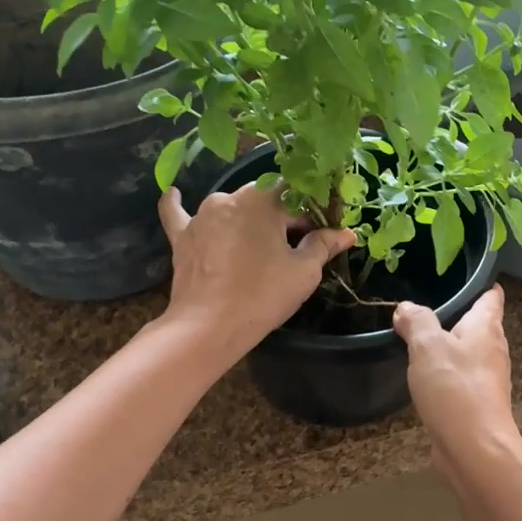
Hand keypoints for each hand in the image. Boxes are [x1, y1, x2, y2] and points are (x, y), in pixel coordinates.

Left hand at [157, 182, 355, 351]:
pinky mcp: (182, 236)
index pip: (297, 195)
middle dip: (282, 215)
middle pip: (265, 198)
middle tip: (295, 243)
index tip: (321, 233)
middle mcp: (230, 197)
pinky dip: (178, 204)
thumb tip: (346, 233)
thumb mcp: (304, 271)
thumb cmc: (263, 295)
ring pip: (232, 206)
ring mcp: (202, 216)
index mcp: (264, 200)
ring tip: (259, 240)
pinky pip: (178, 214)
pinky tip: (175, 193)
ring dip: (247, 216)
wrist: (209, 327)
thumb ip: (324, 244)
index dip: (312, 213)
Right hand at [393, 285, 520, 467]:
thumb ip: (417, 321)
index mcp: (487, 327)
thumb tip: (406, 308)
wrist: (474, 448)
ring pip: (469, 352)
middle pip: (480, 323)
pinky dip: (446, 372)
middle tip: (427, 304)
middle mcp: (493, 348)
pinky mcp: (477, 403)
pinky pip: (461, 378)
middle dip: (458, 314)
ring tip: (421, 338)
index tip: (460, 274)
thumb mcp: (427, 346)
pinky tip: (425, 376)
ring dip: (449, 346)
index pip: (491, 295)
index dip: (480, 283)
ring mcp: (487, 378)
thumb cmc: (455, 388)